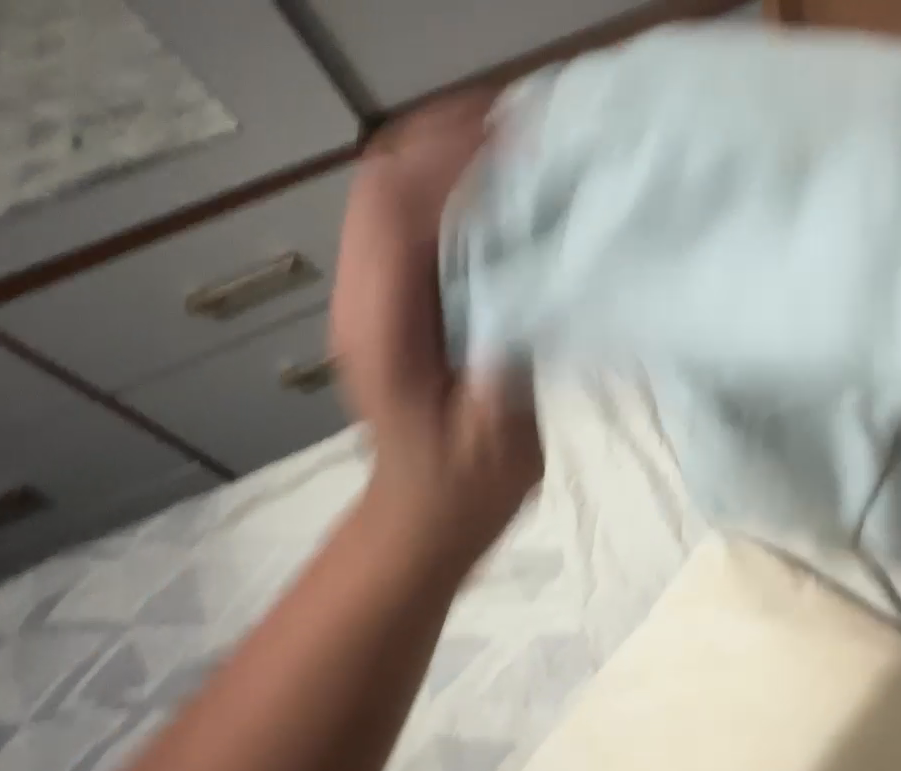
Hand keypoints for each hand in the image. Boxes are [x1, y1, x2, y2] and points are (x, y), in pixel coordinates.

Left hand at [328, 90, 541, 581]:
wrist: (423, 516)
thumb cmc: (464, 488)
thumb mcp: (498, 432)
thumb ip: (511, 354)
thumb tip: (539, 278)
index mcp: (384, 329)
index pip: (400, 211)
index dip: (456, 163)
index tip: (522, 143)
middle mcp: (361, 297)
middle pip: (382, 180)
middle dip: (447, 138)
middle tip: (524, 124)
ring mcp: (368, 294)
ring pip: (389, 190)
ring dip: (446, 154)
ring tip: (515, 142)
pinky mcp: (388, 298)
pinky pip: (406, 218)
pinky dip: (448, 186)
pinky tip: (498, 189)